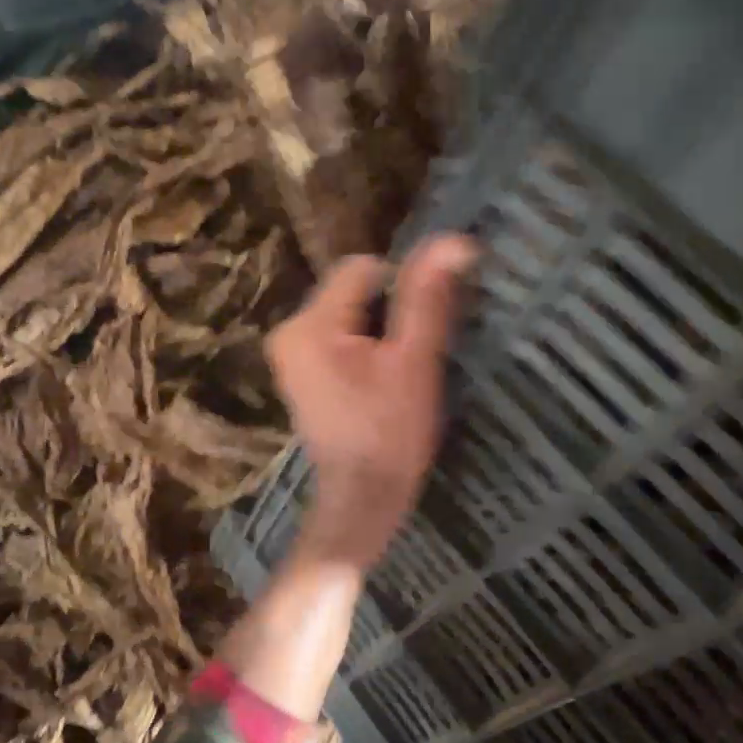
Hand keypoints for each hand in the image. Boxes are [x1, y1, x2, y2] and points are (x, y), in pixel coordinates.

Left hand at [266, 235, 478, 567]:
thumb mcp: (415, 361)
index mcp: (308, 324)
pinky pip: (337, 340)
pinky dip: (362, 352)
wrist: (361, 501)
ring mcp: (289, 356)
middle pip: (352, 292)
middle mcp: (288, 332)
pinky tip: (377, 386)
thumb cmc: (391, 434)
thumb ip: (427, 298)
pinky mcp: (299, 375)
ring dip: (378, 334)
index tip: (418, 333)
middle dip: (388, 315)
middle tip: (409, 360)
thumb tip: (453, 241)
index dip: (402, 290)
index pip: (363, 269)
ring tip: (394, 376)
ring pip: (348, 316)